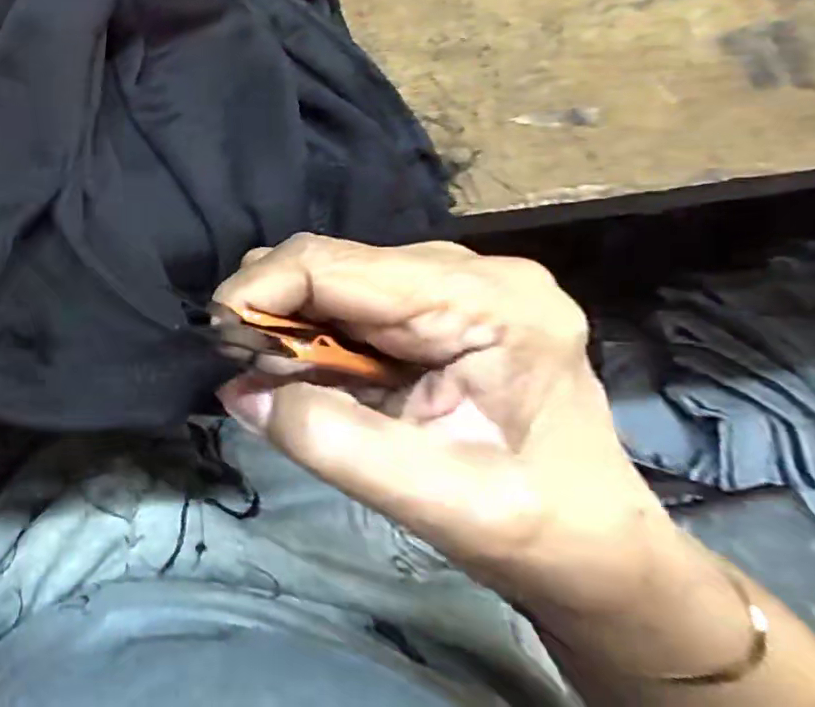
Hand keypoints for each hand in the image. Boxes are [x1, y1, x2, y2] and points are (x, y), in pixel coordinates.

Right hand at [214, 234, 672, 614]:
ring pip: (333, 278)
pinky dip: (314, 335)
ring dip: (290, 325)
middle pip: (332, 263)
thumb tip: (239, 391)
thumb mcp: (436, 501)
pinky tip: (312, 376)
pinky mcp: (436, 303)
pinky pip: (349, 301)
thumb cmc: (539, 530)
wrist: (598, 550)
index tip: (216, 336)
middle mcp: (469, 272)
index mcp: (489, 301)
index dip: (263, 289)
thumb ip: (332, 442)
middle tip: (244, 368)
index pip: (339, 263)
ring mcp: (453, 282)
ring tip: (280, 382)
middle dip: (273, 310)